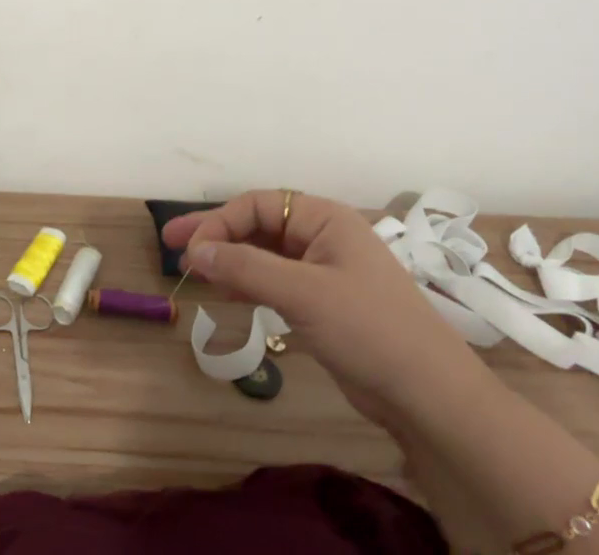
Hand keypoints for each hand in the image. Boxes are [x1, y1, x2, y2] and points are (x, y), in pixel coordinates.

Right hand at [162, 189, 497, 430]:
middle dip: (216, 235)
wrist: (427, 393)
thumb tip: (194, 251)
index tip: (189, 250)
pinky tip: (227, 294)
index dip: (219, 222)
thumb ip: (246, 268)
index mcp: (326, 219)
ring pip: (264, 255)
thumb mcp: (303, 293)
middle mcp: (324, 238)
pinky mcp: (323, 305)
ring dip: (229, 260)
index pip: (259, 205)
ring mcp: (324, 272)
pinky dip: (248, 284)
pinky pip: (275, 282)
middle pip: (259, 226)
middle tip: (171, 245)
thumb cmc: (369, 328)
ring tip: (194, 273)